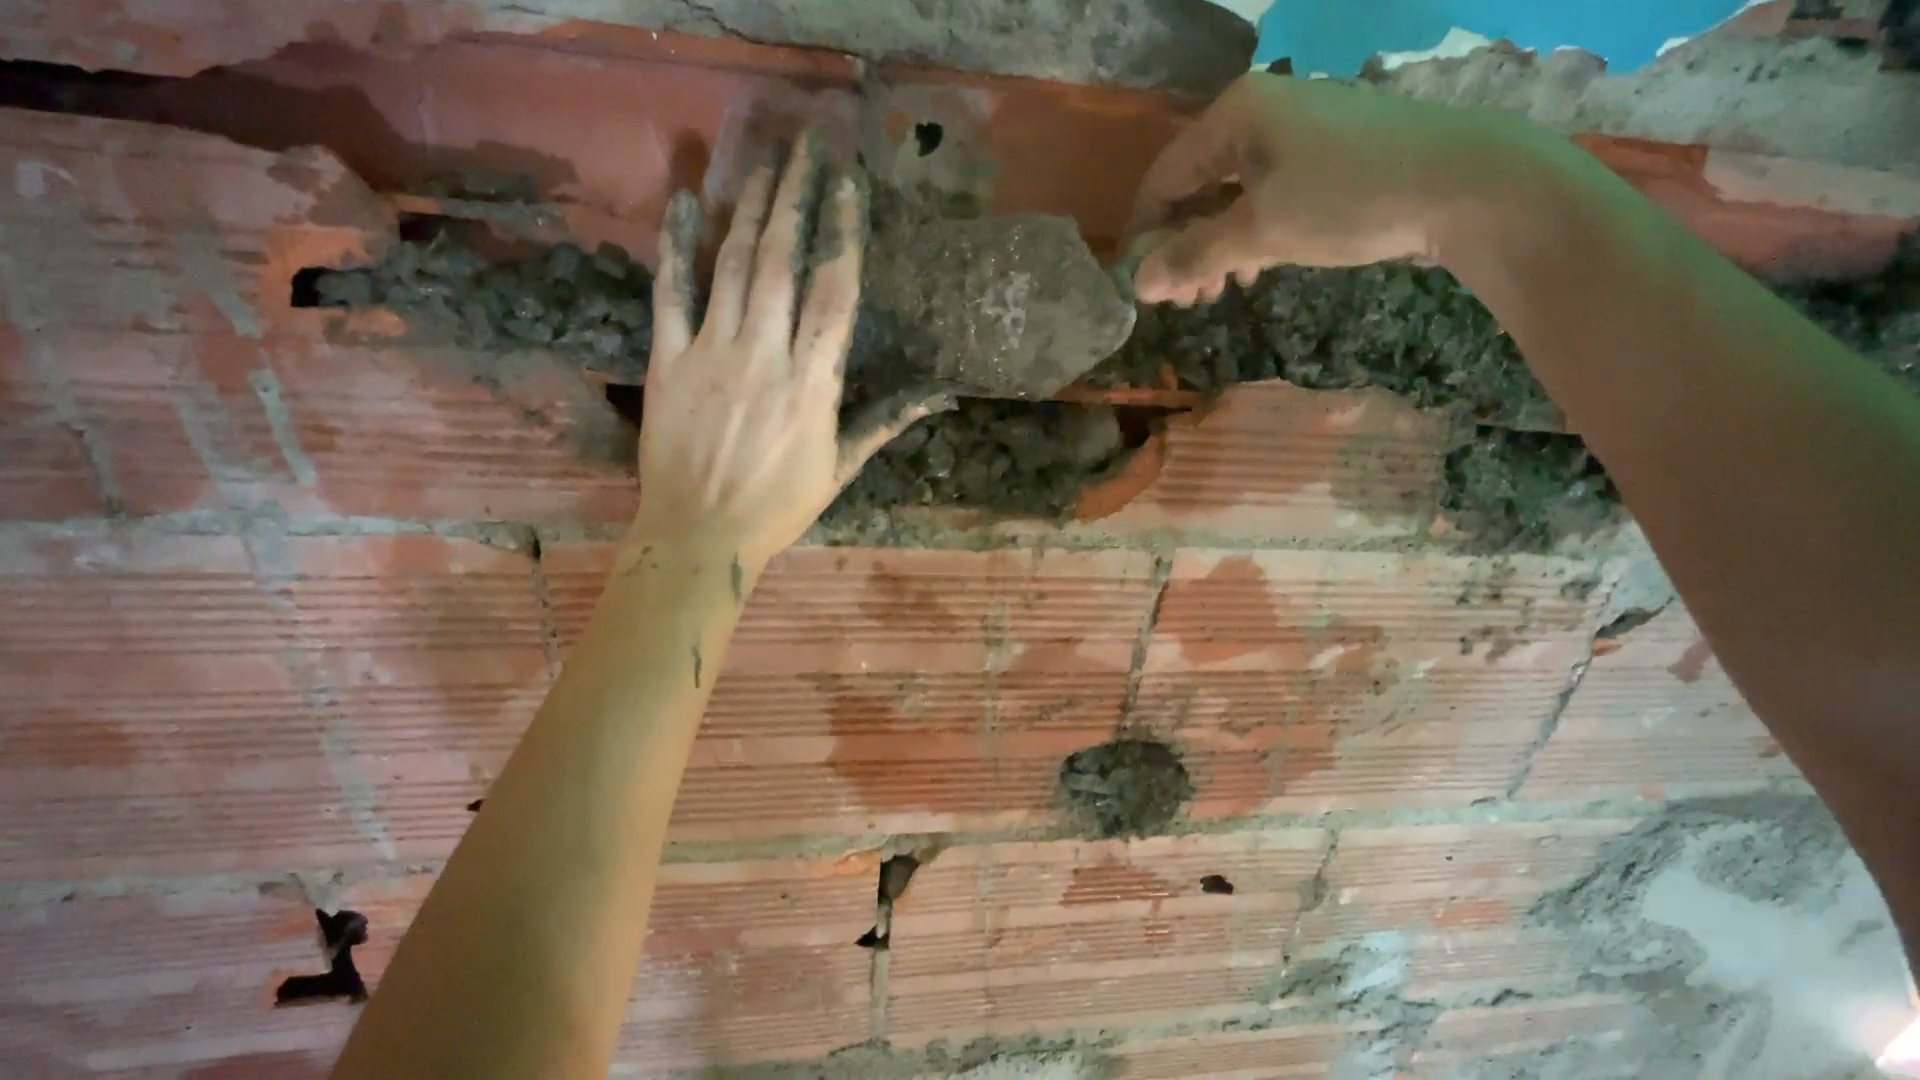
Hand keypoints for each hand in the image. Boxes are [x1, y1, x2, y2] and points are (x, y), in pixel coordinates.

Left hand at [632, 136, 932, 571]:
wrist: (698, 535)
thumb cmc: (778, 507)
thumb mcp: (840, 469)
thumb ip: (884, 423)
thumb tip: (940, 397)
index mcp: (813, 384)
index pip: (835, 293)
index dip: (843, 232)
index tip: (849, 184)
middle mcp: (764, 355)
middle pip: (782, 260)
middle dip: (795, 196)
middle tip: (806, 145)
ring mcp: (711, 353)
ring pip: (733, 265)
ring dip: (748, 207)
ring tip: (763, 161)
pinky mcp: (667, 360)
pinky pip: (669, 293)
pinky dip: (674, 245)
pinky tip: (681, 201)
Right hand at [1129, 73, 1535, 304]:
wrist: (1469, 182)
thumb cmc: (1350, 199)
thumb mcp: (1261, 233)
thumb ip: (1193, 256)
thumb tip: (1137, 285)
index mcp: (1234, 115)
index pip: (1163, 177)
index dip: (1144, 234)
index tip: (1140, 286)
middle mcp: (1260, 111)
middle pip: (1196, 185)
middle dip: (1182, 245)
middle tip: (1184, 300)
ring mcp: (1298, 129)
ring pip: (1232, 194)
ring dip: (1215, 246)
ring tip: (1218, 292)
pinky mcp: (1329, 152)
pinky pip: (1267, 193)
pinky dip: (1252, 233)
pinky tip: (1257, 268)